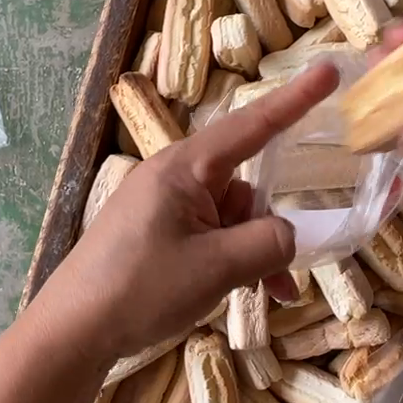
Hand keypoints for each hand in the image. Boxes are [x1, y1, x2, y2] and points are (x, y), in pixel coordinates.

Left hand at [30, 64, 339, 362]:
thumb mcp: (218, 268)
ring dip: (253, 253)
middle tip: (282, 277)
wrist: (73, 331)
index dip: (295, 99)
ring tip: (266, 295)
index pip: (251, 125)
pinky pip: (209, 235)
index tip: (329, 70)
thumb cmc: (142, 289)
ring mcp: (163, 206)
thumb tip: (288, 234)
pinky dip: (231, 260)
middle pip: (244, 186)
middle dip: (268, 227)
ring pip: (230, 218)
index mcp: (185, 168)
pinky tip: (242, 293)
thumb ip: (268, 243)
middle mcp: (174, 177)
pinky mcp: (156, 233)